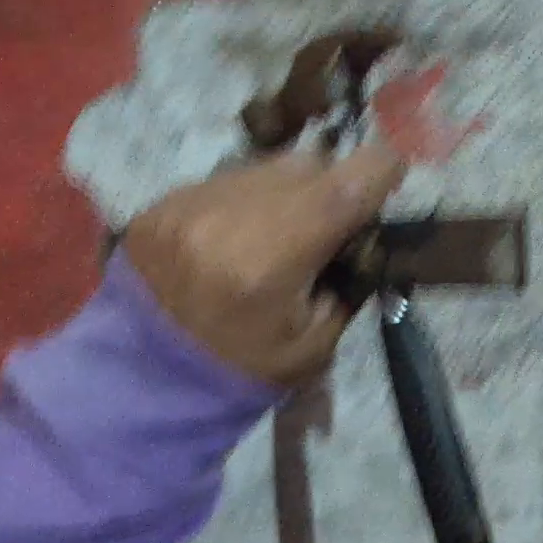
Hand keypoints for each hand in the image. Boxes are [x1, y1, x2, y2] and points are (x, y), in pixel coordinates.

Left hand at [122, 144, 406, 386]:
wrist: (147, 376)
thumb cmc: (241, 369)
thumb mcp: (313, 345)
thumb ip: (348, 284)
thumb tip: (361, 235)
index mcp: (272, 259)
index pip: (344, 186)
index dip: (381, 170)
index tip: (395, 175)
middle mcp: (230, 214)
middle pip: (309, 165)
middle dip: (334, 187)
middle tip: (333, 225)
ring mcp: (192, 201)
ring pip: (267, 165)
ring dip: (291, 191)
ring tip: (281, 235)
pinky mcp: (165, 201)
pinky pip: (227, 179)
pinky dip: (249, 200)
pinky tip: (240, 239)